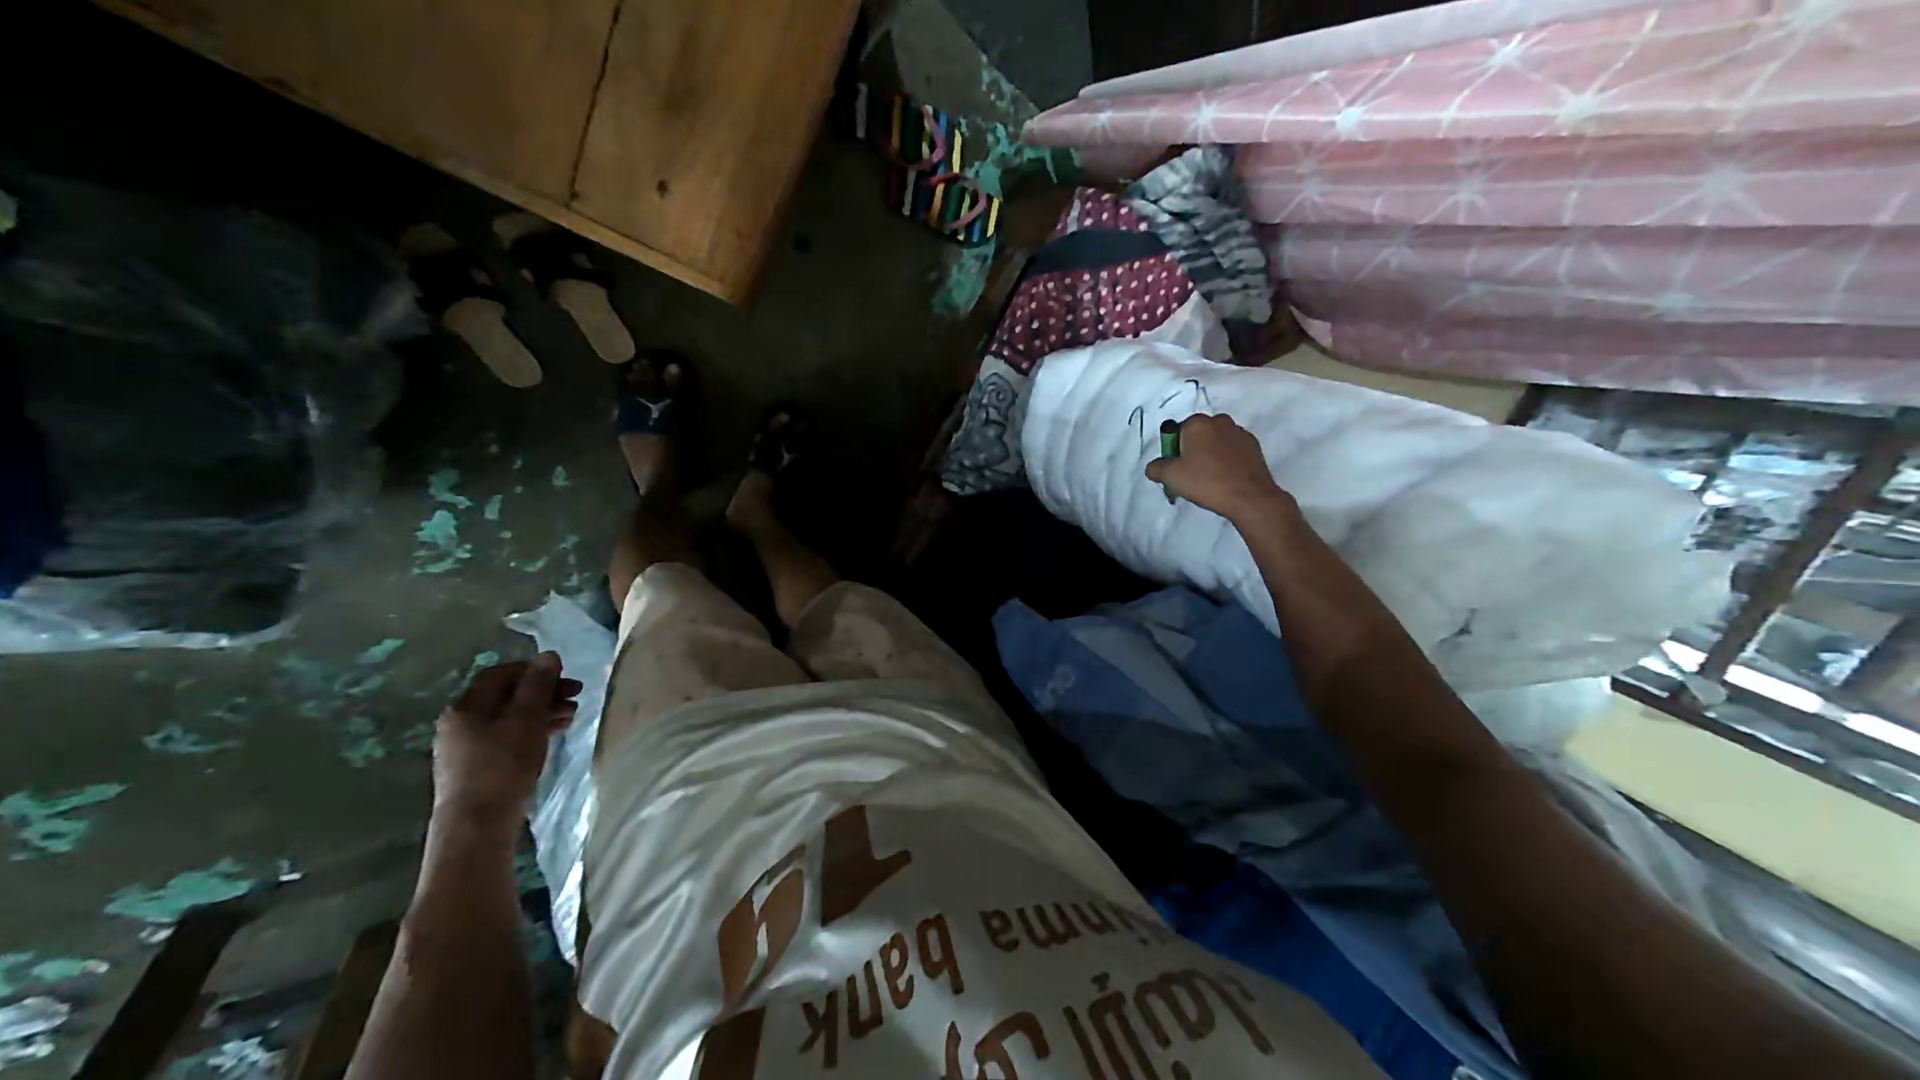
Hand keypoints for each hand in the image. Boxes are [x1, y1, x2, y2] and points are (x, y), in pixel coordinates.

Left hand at [432, 652, 581, 828]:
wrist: (477, 826)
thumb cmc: (503, 767)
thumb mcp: (526, 720)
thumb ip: (538, 686)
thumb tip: (548, 655)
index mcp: (465, 707)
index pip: (500, 674)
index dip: (533, 670)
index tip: (564, 676)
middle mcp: (460, 723)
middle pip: (506, 696)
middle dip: (542, 692)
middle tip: (576, 696)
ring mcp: (465, 747)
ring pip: (508, 718)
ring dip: (541, 712)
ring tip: (571, 716)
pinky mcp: (476, 767)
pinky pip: (506, 737)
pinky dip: (531, 731)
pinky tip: (553, 735)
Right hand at [1146, 413, 1295, 522]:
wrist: (1248, 497)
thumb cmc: (1206, 482)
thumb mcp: (1171, 477)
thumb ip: (1155, 468)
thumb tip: (1154, 467)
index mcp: (1197, 423)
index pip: (1175, 433)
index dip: (1173, 453)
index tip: (1177, 470)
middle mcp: (1219, 421)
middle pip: (1197, 436)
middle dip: (1192, 452)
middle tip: (1191, 476)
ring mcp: (1239, 432)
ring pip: (1215, 442)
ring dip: (1210, 455)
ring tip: (1210, 479)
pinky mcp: (1254, 445)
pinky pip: (1232, 450)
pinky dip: (1227, 460)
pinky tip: (1226, 478)